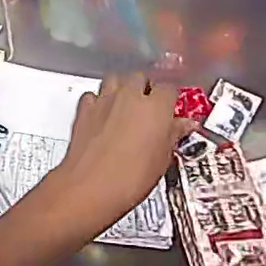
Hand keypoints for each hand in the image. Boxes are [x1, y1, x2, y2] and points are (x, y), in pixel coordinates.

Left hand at [34, 72, 194, 240]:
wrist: (90, 187)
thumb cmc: (127, 178)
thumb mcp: (162, 160)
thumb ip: (172, 136)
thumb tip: (182, 126)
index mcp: (156, 106)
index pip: (169, 89)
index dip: (169, 100)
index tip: (169, 111)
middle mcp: (129, 97)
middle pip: (140, 78)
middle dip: (144, 89)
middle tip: (147, 109)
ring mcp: (104, 101)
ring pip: (114, 80)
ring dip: (120, 89)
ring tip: (125, 108)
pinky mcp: (84, 110)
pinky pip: (92, 95)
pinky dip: (97, 101)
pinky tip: (102, 115)